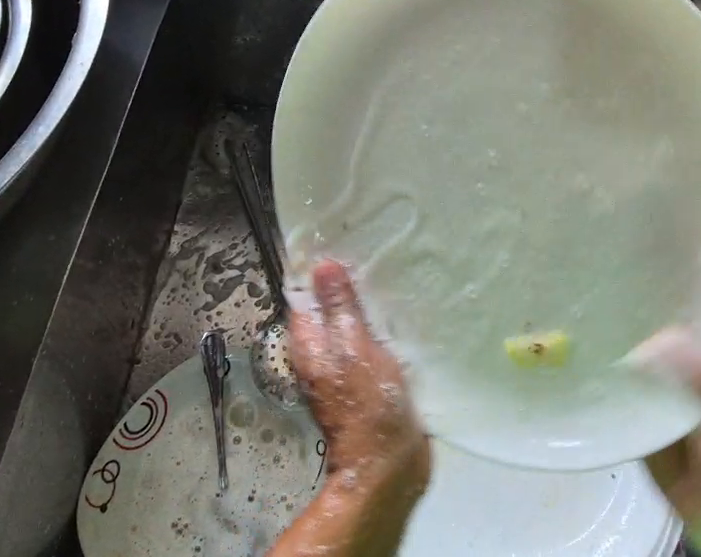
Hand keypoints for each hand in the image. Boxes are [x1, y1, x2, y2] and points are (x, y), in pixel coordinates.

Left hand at [268, 260, 429, 556]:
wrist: (389, 464)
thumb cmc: (367, 404)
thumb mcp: (354, 346)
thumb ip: (339, 307)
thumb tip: (322, 265)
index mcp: (308, 341)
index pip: (302, 293)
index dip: (317, 266)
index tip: (339, 237)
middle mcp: (318, 350)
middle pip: (325, 305)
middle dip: (344, 280)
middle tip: (371, 248)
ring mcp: (341, 365)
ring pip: (347, 321)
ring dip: (363, 301)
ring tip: (387, 271)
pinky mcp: (363, 377)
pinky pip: (365, 338)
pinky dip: (377, 323)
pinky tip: (398, 309)